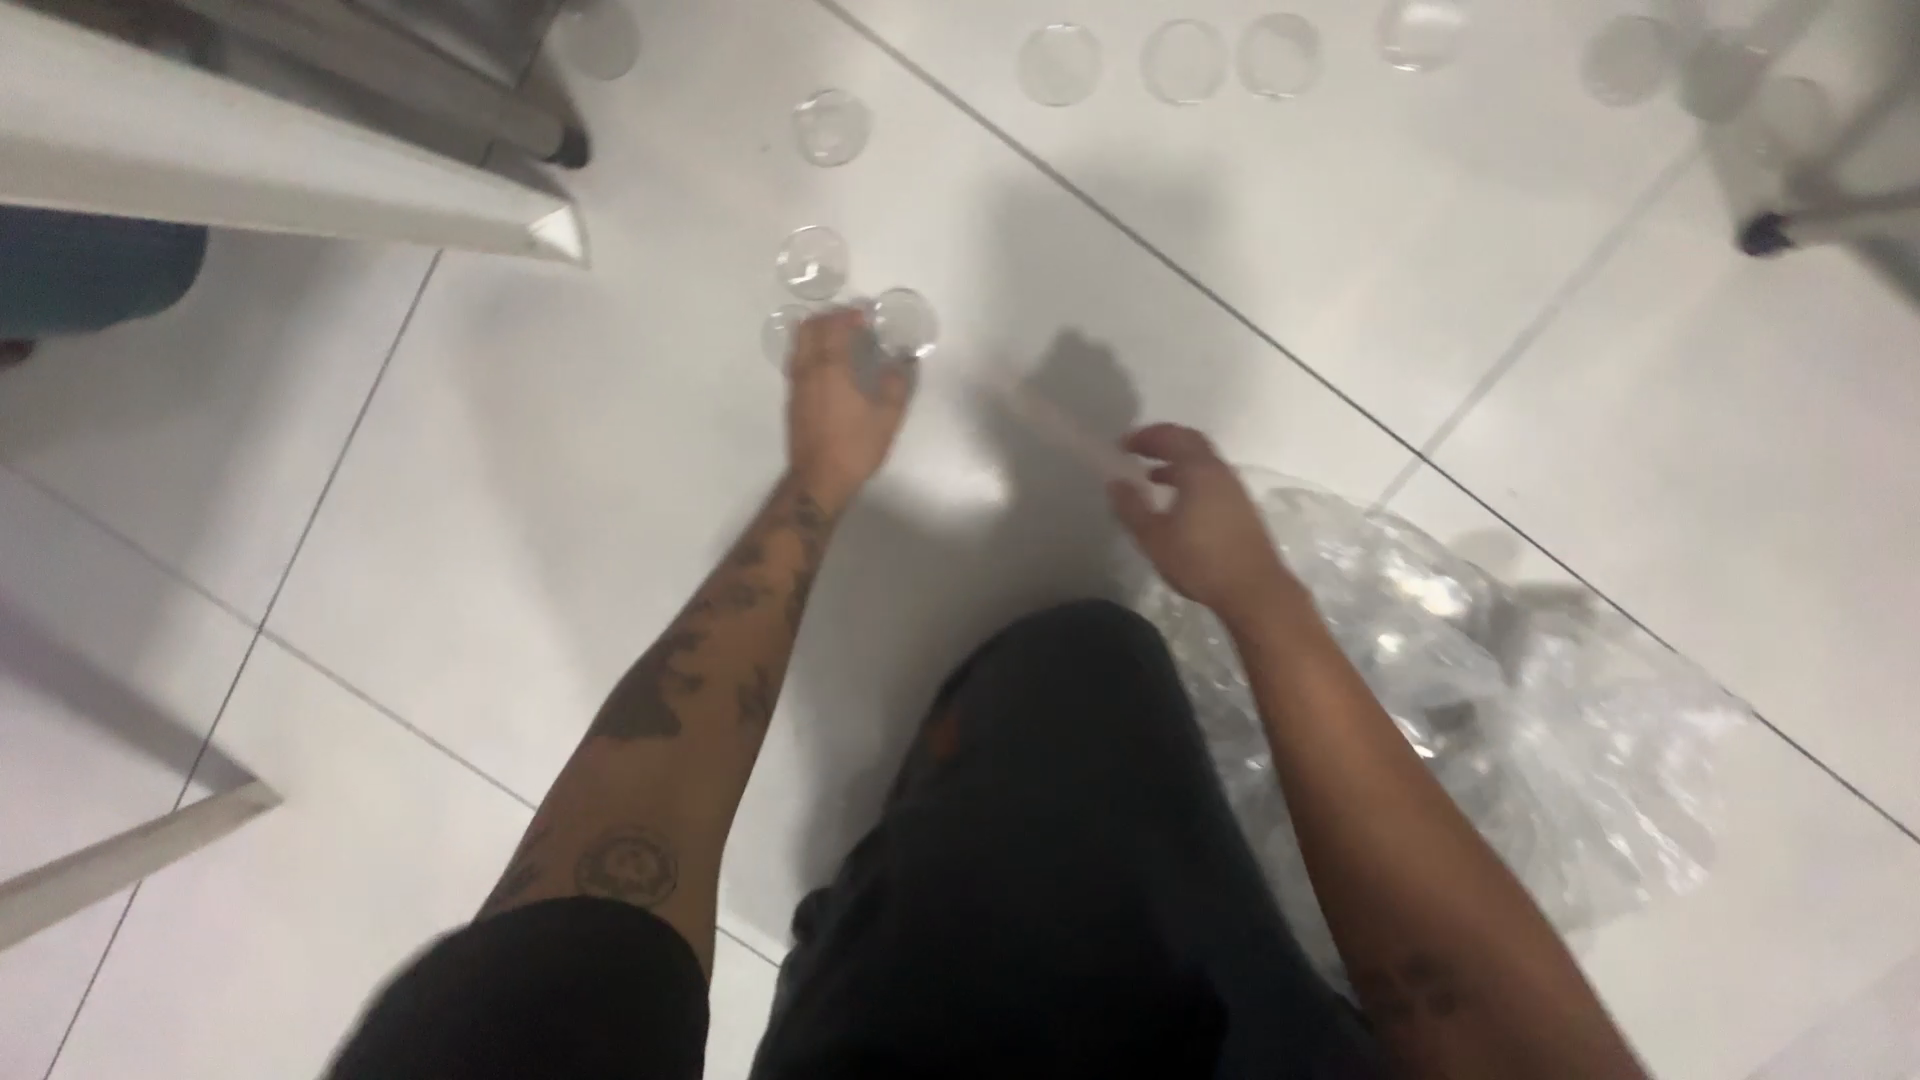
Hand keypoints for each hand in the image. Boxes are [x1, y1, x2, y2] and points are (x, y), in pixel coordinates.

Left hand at [786, 308, 913, 509]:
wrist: (819, 479)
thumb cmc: (855, 448)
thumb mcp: (887, 418)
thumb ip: (896, 385)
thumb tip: (901, 360)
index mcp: (831, 369)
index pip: (834, 327)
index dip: (848, 316)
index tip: (865, 316)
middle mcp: (808, 370)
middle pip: (808, 328)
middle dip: (828, 317)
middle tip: (849, 321)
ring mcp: (796, 385)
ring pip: (798, 344)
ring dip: (816, 332)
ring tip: (837, 338)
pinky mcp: (792, 400)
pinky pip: (797, 361)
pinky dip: (810, 350)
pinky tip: (826, 364)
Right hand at [1109, 423, 1303, 626]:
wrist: (1255, 591)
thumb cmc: (1200, 561)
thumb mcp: (1154, 537)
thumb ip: (1131, 506)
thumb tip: (1115, 481)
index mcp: (1199, 471)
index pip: (1172, 437)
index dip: (1146, 436)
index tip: (1122, 445)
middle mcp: (1221, 473)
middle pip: (1191, 444)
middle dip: (1162, 443)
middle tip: (1136, 451)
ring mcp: (1235, 491)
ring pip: (1202, 463)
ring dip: (1176, 463)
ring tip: (1150, 478)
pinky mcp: (1241, 510)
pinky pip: (1210, 480)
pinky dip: (1189, 479)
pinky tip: (1176, 503)